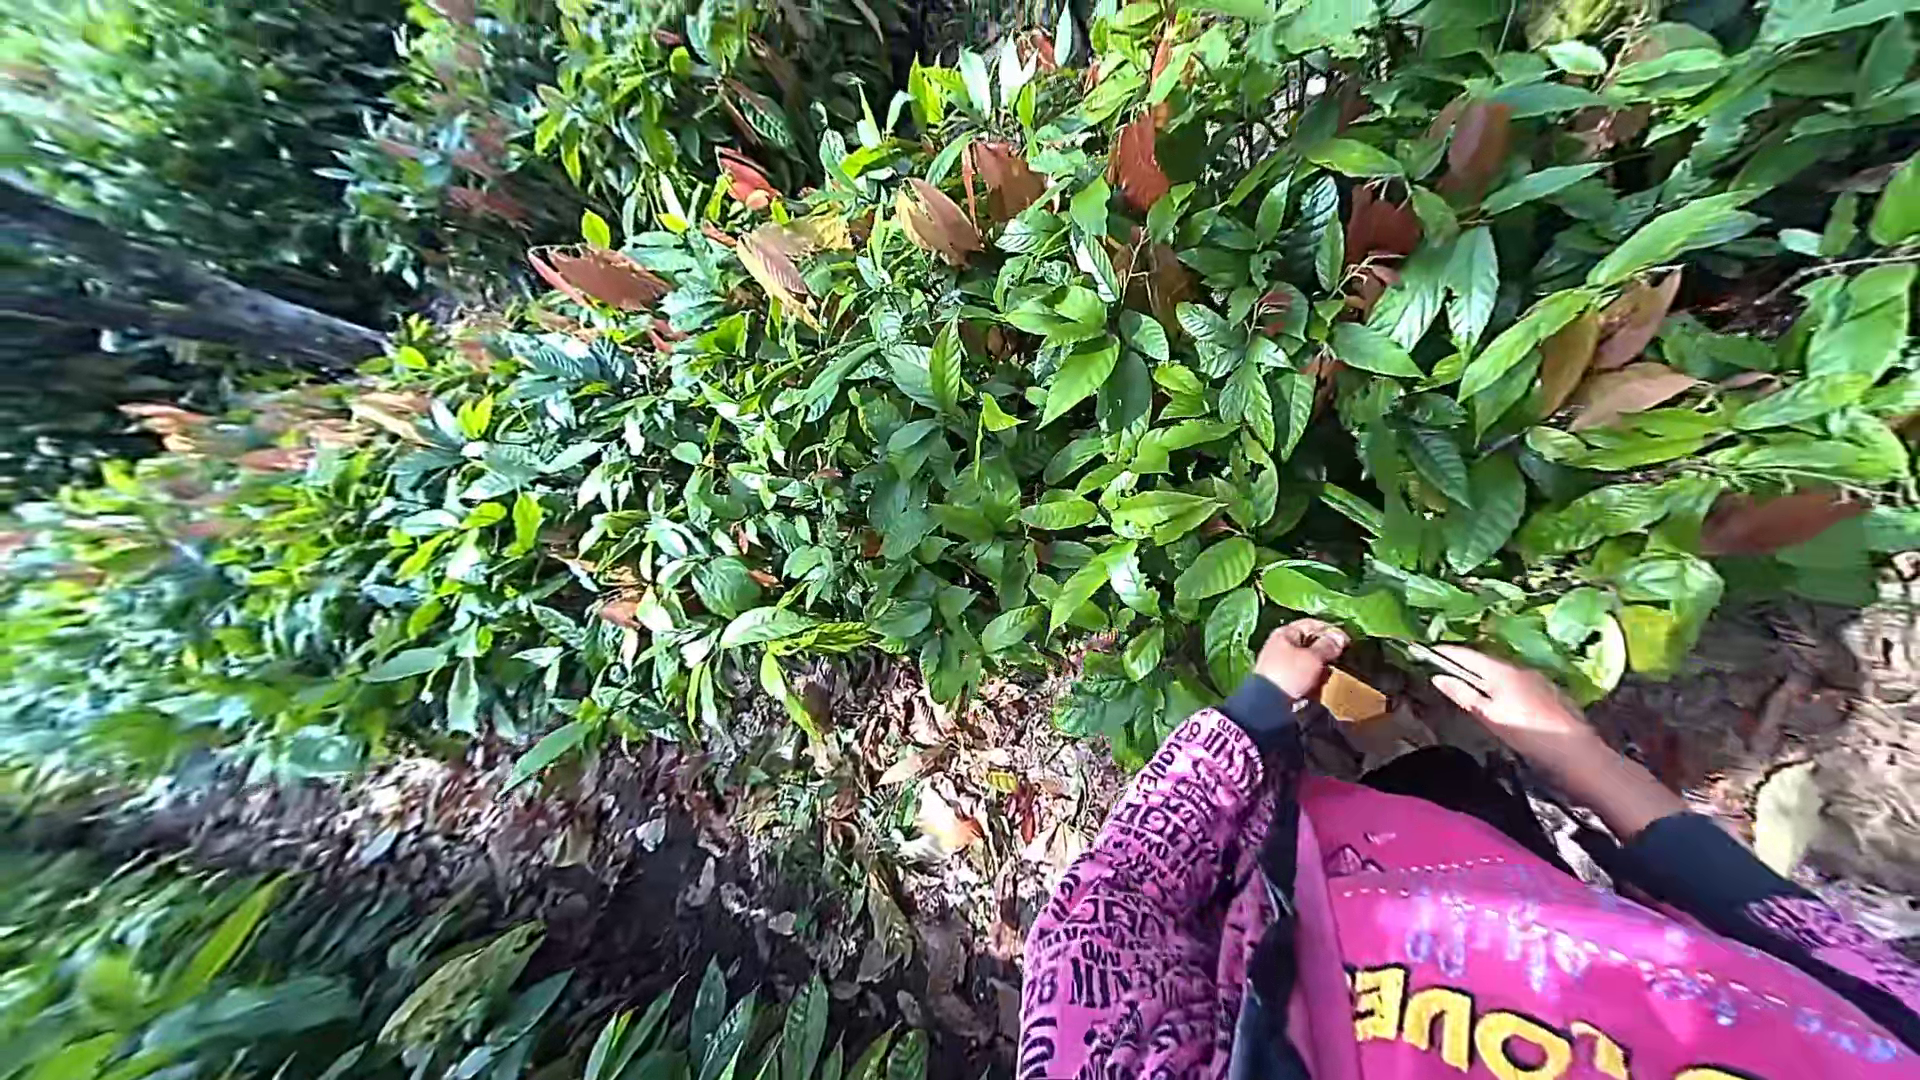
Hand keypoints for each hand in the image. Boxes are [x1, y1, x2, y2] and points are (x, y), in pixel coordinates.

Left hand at [1255, 619, 1348, 698]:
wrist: (1268, 702)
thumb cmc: (1289, 673)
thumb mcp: (1312, 657)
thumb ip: (1327, 646)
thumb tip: (1339, 636)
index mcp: (1285, 633)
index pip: (1311, 624)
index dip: (1330, 629)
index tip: (1347, 640)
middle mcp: (1282, 644)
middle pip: (1311, 642)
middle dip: (1328, 649)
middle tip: (1343, 656)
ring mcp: (1282, 662)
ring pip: (1309, 659)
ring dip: (1323, 665)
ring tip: (1335, 671)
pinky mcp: (1284, 678)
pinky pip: (1305, 673)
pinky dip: (1315, 677)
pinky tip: (1324, 682)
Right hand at [1427, 646, 1684, 837]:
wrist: (1581, 757)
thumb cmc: (1528, 734)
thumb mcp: (1487, 716)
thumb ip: (1462, 694)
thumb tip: (1438, 677)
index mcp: (1501, 671)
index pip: (1467, 654)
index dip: (1445, 651)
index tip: (1428, 650)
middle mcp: (1521, 670)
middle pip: (1485, 661)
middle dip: (1464, 663)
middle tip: (1444, 666)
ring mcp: (1539, 681)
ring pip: (1503, 672)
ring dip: (1484, 674)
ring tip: (1468, 682)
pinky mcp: (1551, 693)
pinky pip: (1517, 681)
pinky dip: (1501, 684)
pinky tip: (1499, 697)